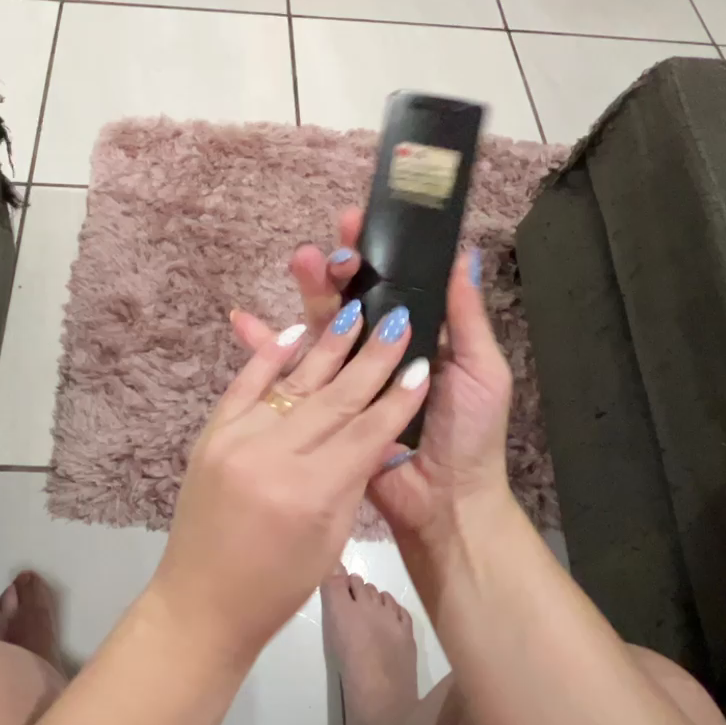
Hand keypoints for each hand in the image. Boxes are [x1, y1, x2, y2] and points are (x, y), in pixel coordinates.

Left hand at [150, 299, 429, 662]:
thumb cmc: (276, 586)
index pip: (365, 434)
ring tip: (355, 311)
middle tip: (398, 321)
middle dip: (372, 359)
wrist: (199, 602)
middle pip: (334, 398)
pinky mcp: (210, 433)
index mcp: (308, 493)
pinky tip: (296, 331)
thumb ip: (352, 479)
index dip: (398, 400)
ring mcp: (234, 440)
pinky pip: (244, 385)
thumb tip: (377, 430)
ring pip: (293, 384)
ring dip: (327, 346)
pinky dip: (270, 356)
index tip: (423, 365)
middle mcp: (270, 457)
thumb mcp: (330, 540)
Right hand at [233, 211, 515, 545]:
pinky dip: (264, 346)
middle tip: (330, 248)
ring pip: (321, 323)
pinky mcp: (322, 402)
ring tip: (297, 260)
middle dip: (337, 266)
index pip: (391, 283)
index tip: (360, 222)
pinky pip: (289, 370)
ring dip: (306, 290)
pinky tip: (243, 321)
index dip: (375, 252)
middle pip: (351, 297)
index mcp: (415, 334)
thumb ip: (467, 316)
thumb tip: (462, 254)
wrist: (445, 501)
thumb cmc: (469, 434)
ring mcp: (347, 374)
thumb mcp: (482, 370)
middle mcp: (377, 348)